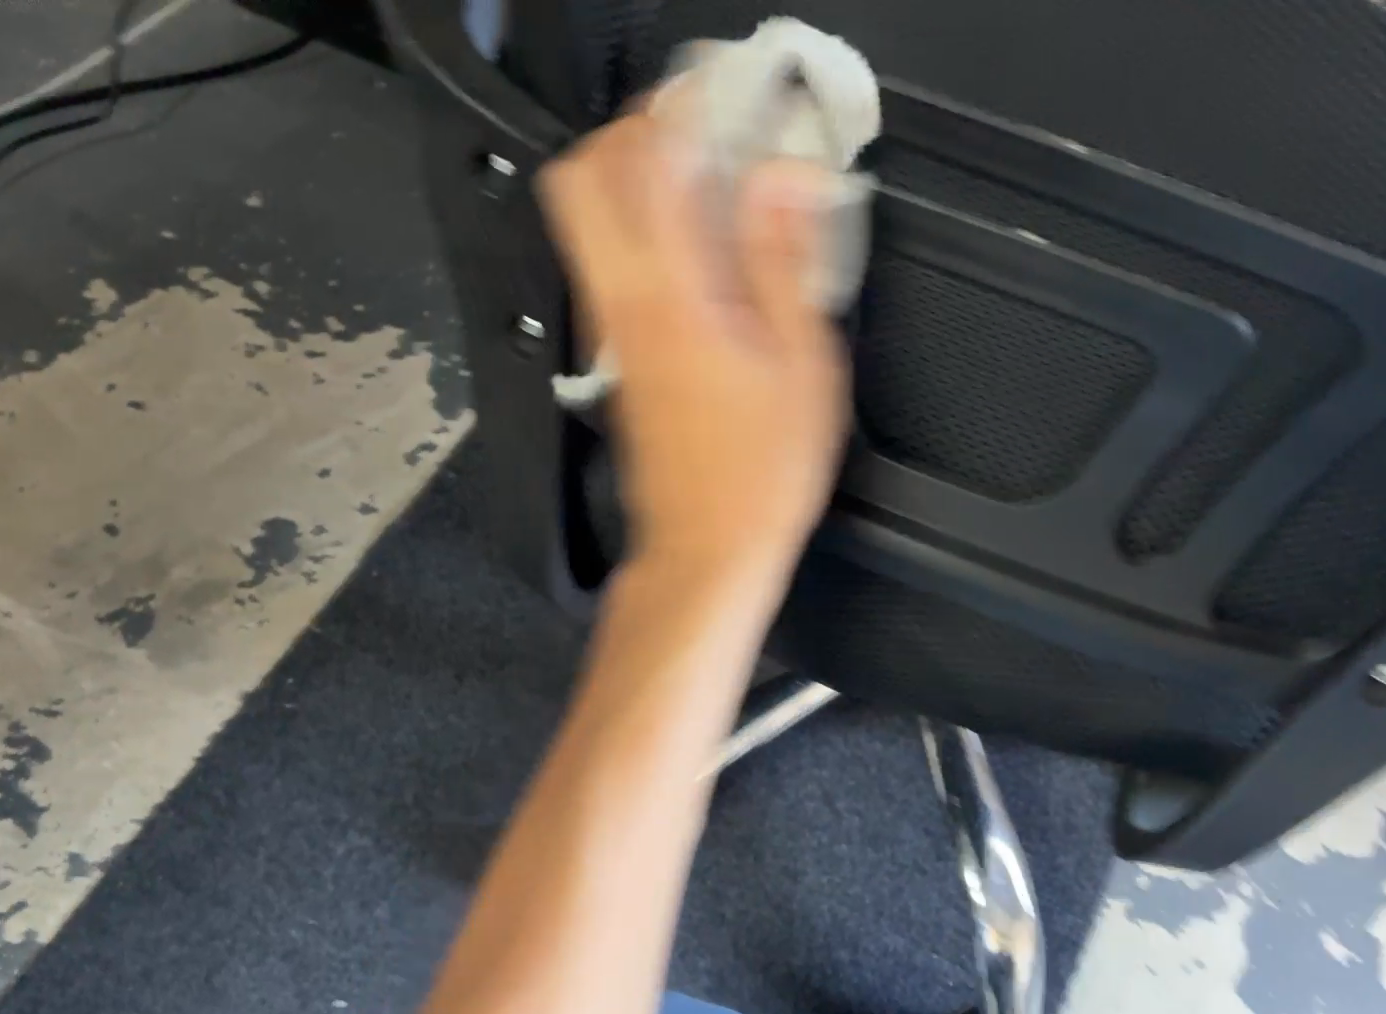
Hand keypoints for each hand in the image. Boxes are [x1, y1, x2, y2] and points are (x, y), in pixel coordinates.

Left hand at [538, 110, 850, 585]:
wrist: (707, 546)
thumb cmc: (760, 472)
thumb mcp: (803, 363)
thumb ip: (785, 261)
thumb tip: (782, 180)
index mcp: (674, 297)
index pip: (648, 163)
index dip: (680, 108)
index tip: (722, 96)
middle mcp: (625, 304)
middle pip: (582, 178)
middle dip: (631, 133)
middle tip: (696, 132)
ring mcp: (613, 330)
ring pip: (587, 220)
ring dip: (632, 180)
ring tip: (704, 181)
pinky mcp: (619, 355)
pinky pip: (609, 264)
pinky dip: (639, 231)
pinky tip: (699, 251)